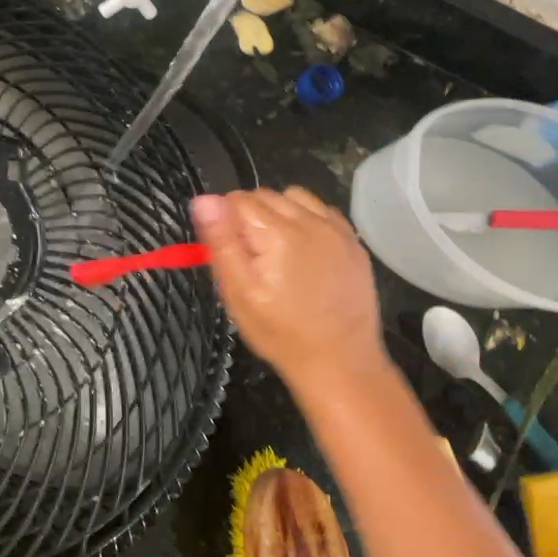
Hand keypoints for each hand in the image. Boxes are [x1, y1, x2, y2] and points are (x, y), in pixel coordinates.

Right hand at [190, 188, 387, 384]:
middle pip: (265, 195)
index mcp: (277, 232)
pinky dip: (306, 219)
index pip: (236, 199)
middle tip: (247, 256)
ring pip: (295, 197)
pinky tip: (303, 248)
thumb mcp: (238, 293)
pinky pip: (322, 211)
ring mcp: (336, 230)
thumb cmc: (280, 332)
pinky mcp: (353, 243)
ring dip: (278, 211)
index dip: (223, 221)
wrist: (340, 361)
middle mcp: (309, 221)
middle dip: (248, 216)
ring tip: (274, 248)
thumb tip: (203, 199)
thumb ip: (221, 242)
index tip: (227, 251)